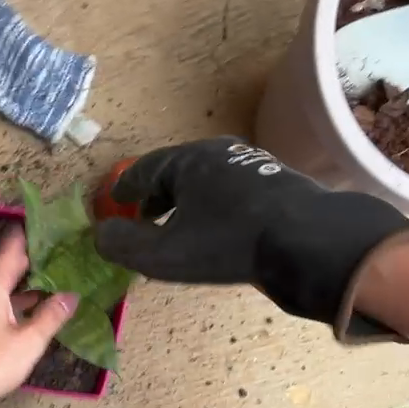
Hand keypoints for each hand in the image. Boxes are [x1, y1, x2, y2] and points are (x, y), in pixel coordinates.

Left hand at [0, 228, 76, 407]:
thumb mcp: (28, 342)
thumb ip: (50, 317)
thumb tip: (70, 296)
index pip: (9, 252)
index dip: (25, 237)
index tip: (40, 224)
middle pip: (2, 271)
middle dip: (26, 264)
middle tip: (52, 256)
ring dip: (18, 288)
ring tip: (44, 285)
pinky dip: (7, 304)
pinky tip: (20, 314)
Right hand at [93, 138, 408, 340]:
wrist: (308, 242)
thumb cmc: (227, 244)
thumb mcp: (163, 254)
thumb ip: (123, 245)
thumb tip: (100, 234)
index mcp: (187, 161)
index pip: (143, 171)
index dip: (125, 190)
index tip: (115, 203)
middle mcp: (218, 154)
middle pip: (176, 171)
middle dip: (156, 195)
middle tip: (144, 217)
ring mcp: (251, 166)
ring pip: (205, 181)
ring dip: (186, 203)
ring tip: (178, 228)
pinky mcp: (275, 185)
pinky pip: (230, 192)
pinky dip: (213, 208)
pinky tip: (216, 232)